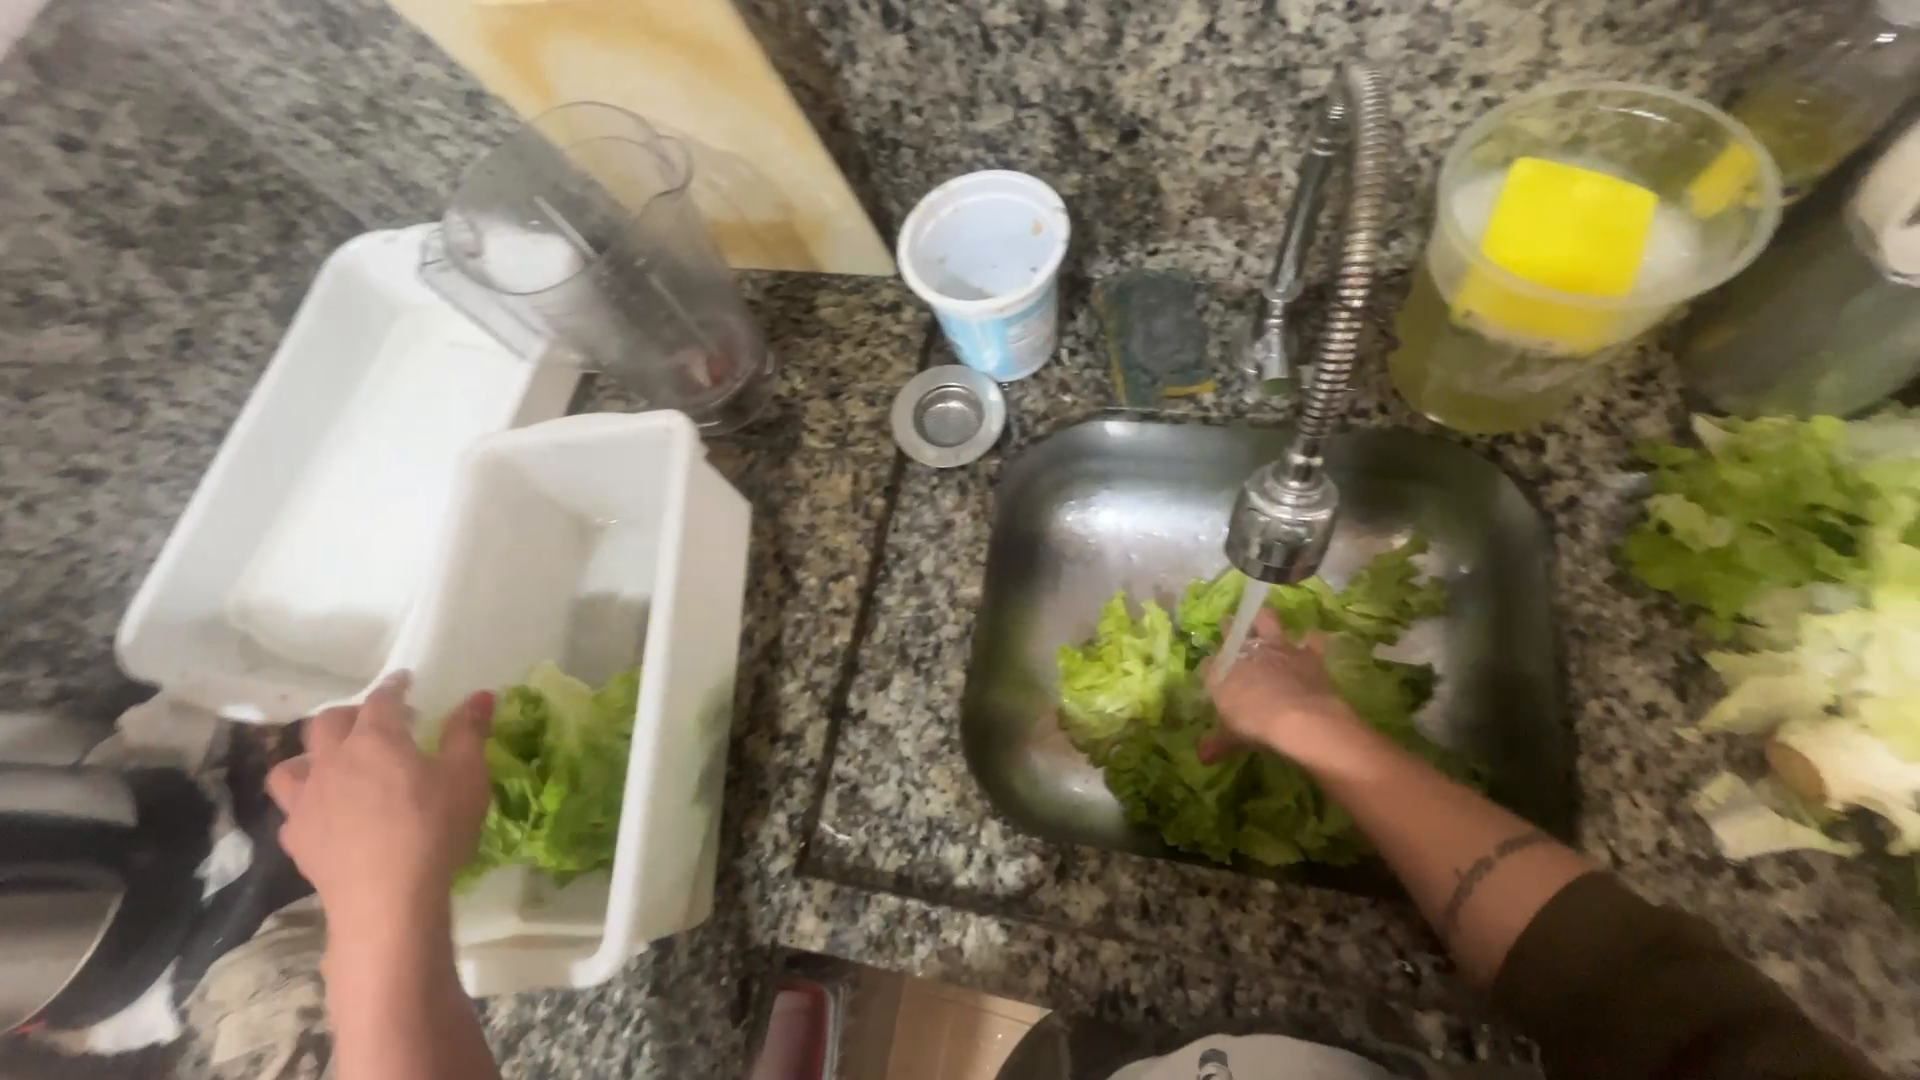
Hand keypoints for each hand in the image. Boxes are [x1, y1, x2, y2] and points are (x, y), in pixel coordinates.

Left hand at [266, 672, 494, 961]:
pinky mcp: (296, 836)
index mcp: (377, 739)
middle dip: (351, 713)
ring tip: (337, 763)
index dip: (394, 686)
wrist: (388, 898)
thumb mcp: (467, 774)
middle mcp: (333, 760)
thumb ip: (469, 731)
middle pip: (326, 722)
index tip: (405, 681)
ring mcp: (306, 800)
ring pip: (292, 763)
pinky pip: (292, 807)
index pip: (381, 700)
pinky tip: (328, 811)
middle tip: (377, 721)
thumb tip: (480, 695)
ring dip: (313, 755)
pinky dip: (309, 799)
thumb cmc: (435, 826)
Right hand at [1199, 607, 1367, 768]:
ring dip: (1265, 618)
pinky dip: (1311, 640)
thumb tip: (1202, 757)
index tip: (1211, 675)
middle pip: (1232, 630)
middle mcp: (1246, 651)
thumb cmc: (1254, 724)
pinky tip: (1311, 640)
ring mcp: (1278, 648)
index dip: (1210, 669)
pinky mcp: (1307, 653)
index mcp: (1221, 669)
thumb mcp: (1231, 736)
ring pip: (1267, 619)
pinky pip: (1311, 639)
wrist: (1298, 718)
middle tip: (1229, 625)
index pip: (1208, 663)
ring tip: (1264, 618)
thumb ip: (1217, 742)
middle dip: (1229, 627)